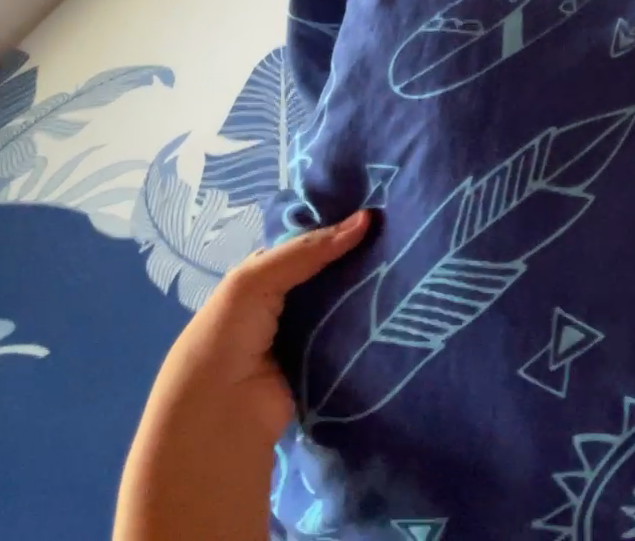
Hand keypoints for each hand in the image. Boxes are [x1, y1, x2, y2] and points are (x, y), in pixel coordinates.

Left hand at [115, 210, 372, 540]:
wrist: (220, 423)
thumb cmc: (224, 343)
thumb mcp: (252, 282)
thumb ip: (306, 251)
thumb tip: (368, 219)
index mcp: (258, 281)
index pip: (304, 245)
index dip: (335, 227)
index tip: (378, 211)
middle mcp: (283, 304)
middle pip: (329, 270)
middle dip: (360, 254)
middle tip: (404, 232)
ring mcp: (307, 334)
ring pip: (346, 298)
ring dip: (372, 285)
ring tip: (415, 258)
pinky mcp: (329, 360)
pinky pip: (356, 330)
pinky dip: (376, 316)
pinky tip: (405, 296)